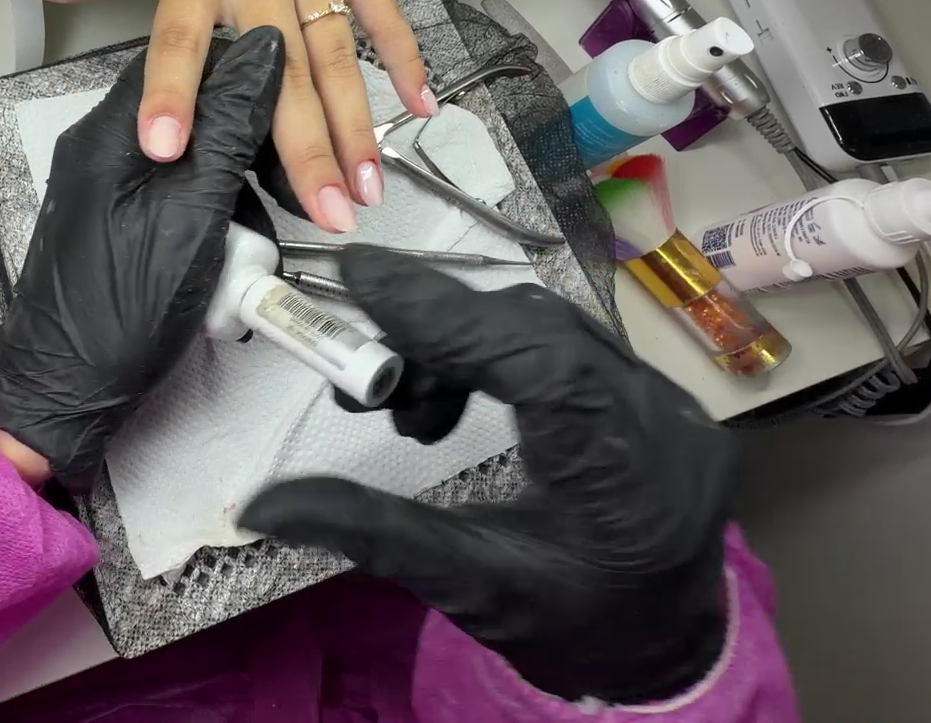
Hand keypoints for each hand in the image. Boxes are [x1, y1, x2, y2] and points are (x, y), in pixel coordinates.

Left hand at [0, 28, 285, 490]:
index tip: (292, 111)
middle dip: (245, 152)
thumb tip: (262, 53)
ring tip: (244, 252)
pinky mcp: (118, 219)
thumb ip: (228, 129)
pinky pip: (177, 198)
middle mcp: (102, 147)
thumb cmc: (123, 307)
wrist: (67, 386)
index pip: (185, 60)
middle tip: (277, 198)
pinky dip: (209, 223)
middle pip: (192, 112)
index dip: (247, 76)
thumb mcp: (191, 213)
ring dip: (232, 198)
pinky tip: (224, 263)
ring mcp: (107, 185)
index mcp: (111, 131)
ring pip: (192, 159)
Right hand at [240, 247, 737, 704]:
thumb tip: (263, 505)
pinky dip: (487, 351)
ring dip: (455, 343)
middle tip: (363, 373)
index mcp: (624, 478)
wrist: (663, 656)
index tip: (358, 273)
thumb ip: (367, 530)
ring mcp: (666, 400)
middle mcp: (661, 421)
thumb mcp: (464, 586)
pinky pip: (554, 338)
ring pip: (539, 324)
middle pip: (531, 328)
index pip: (535, 358)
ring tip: (405, 407)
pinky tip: (449, 397)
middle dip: (433, 333)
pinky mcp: (648, 392)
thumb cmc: (570, 631)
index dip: (442, 310)